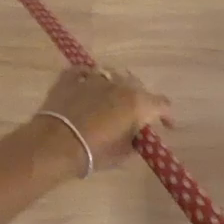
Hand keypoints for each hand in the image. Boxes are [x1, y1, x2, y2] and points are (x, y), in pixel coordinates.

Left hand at [32, 66, 171, 173]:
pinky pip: (82, 71)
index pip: (161, 104)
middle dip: (139, 98)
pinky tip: (86, 85)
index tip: (166, 126)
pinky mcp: (69, 77)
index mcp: (136, 102)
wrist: (56, 143)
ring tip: (112, 98)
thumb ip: (136, 139)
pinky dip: (87, 77)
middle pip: (136, 85)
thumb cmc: (95, 152)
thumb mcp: (124, 152)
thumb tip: (136, 133)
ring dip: (115, 85)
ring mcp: (92, 77)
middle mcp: (117, 84)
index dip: (166, 116)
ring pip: (111, 74)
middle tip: (136, 114)